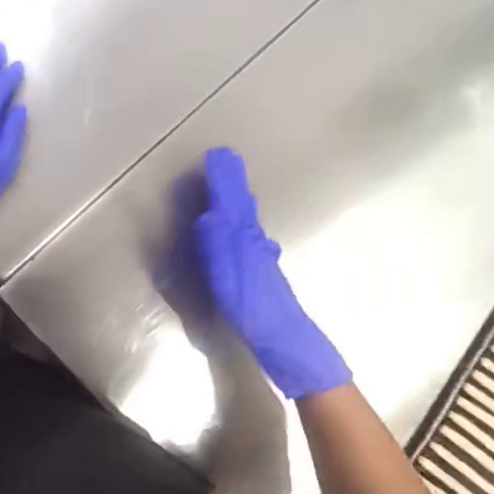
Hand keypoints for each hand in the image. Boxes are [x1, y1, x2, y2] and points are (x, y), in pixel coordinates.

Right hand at [192, 146, 350, 398]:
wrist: (284, 338)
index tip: (217, 155)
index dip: (223, 179)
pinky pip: (246, 239)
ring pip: (247, 222)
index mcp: (244, 238)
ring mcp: (259, 258)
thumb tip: (209, 215)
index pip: (231, 200)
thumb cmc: (252, 307)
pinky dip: (240, 226)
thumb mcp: (229, 275)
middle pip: (242, 207)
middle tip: (224, 163)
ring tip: (230, 189)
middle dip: (231, 185)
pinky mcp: (260, 274)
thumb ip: (218, 243)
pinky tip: (240, 233)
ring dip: (237, 203)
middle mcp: (254, 242)